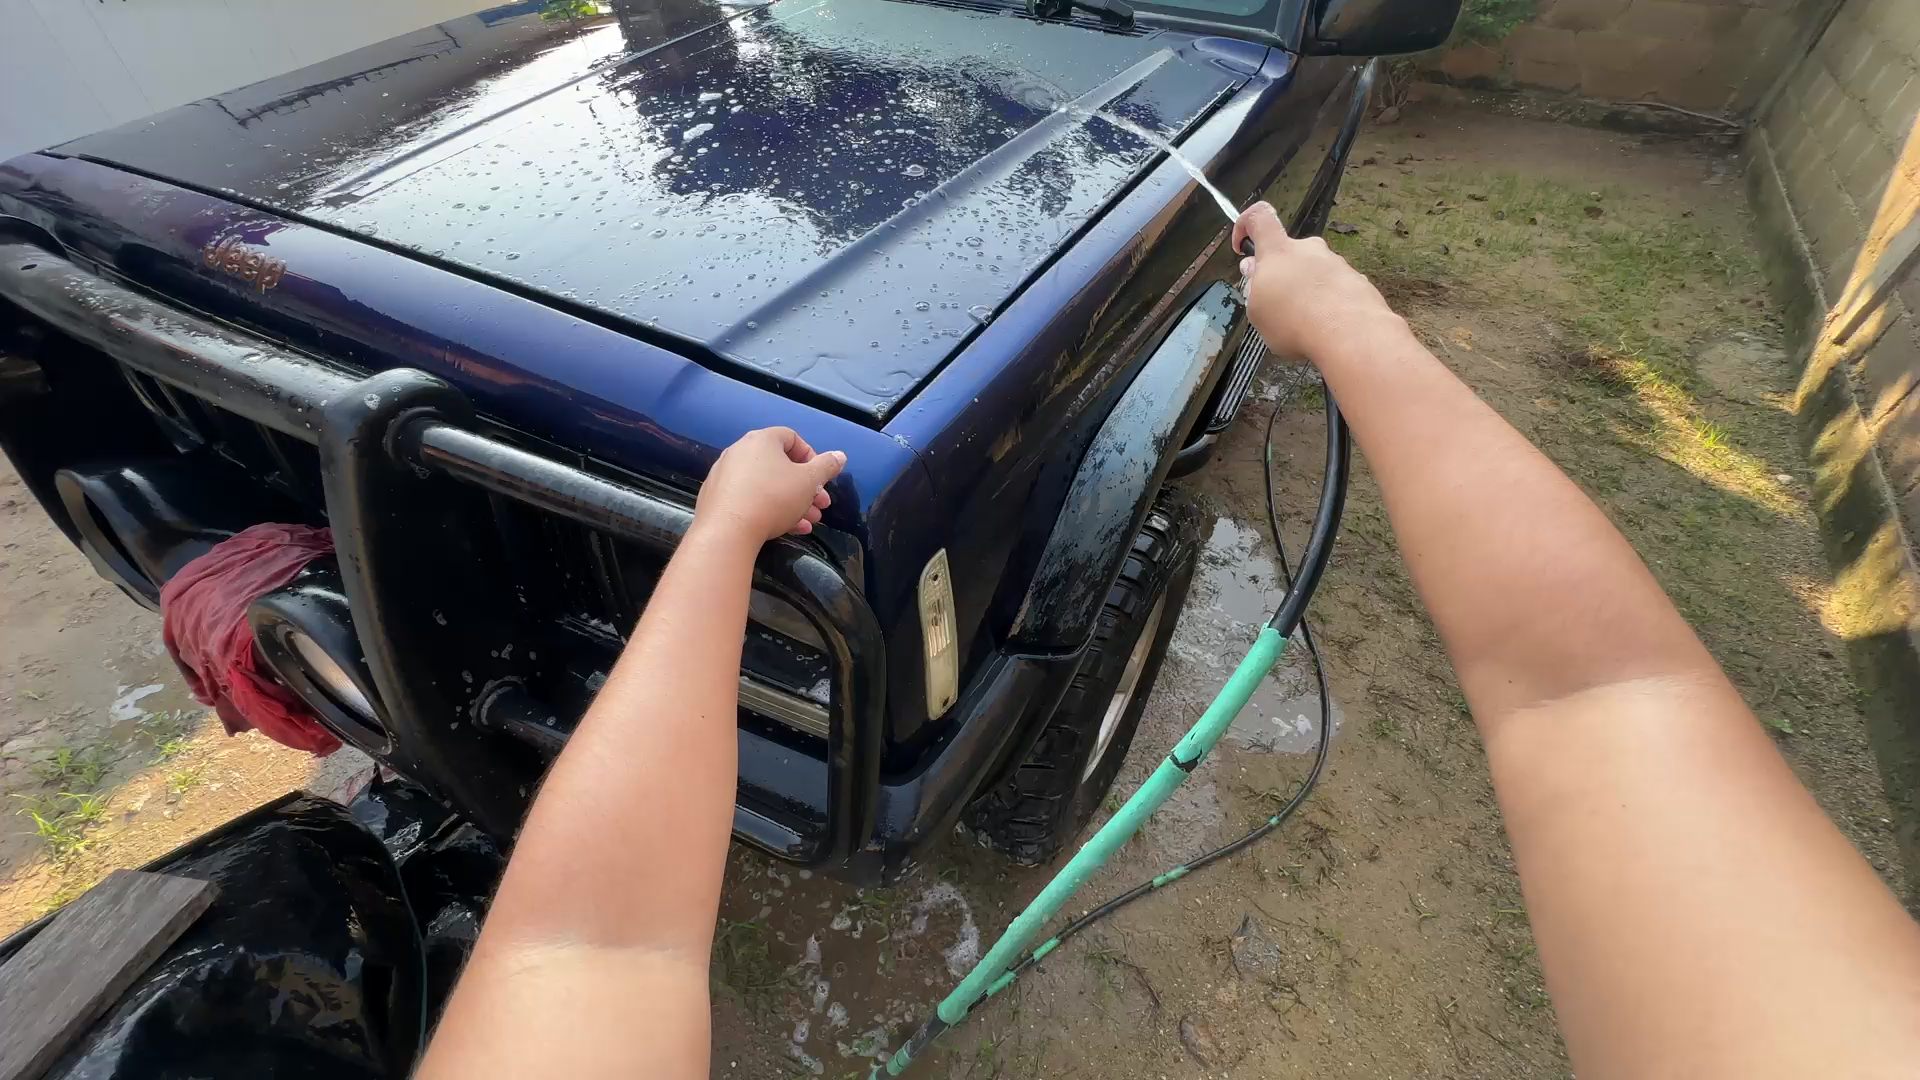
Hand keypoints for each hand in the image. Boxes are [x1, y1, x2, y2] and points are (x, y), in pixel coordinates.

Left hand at [695, 427, 845, 541]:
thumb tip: (840, 456)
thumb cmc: (773, 498)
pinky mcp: (716, 498)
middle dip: (806, 487)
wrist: (727, 531)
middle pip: (780, 466)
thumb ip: (827, 466)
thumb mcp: (809, 482)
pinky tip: (787, 528)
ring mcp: (725, 475)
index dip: (811, 457)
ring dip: (792, 502)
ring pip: (767, 485)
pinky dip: (769, 509)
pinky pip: (749, 499)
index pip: (791, 438)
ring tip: (809, 522)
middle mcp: (740, 452)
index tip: (821, 478)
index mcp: (762, 440)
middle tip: (820, 505)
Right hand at [1232, 201, 1403, 362]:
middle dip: (1277, 275)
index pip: (1260, 218)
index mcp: (1278, 252)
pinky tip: (1323, 327)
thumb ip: (1254, 287)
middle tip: (1274, 306)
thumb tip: (1254, 269)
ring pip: (1310, 271)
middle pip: (1287, 254)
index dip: (1245, 225)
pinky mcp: (1355, 280)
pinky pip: (1331, 286)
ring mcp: (1335, 262)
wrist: (1349, 332)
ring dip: (1301, 291)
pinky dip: (1323, 302)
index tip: (1241, 248)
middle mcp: (1308, 249)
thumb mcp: (1257, 311)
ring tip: (1300, 323)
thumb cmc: (1293, 322)